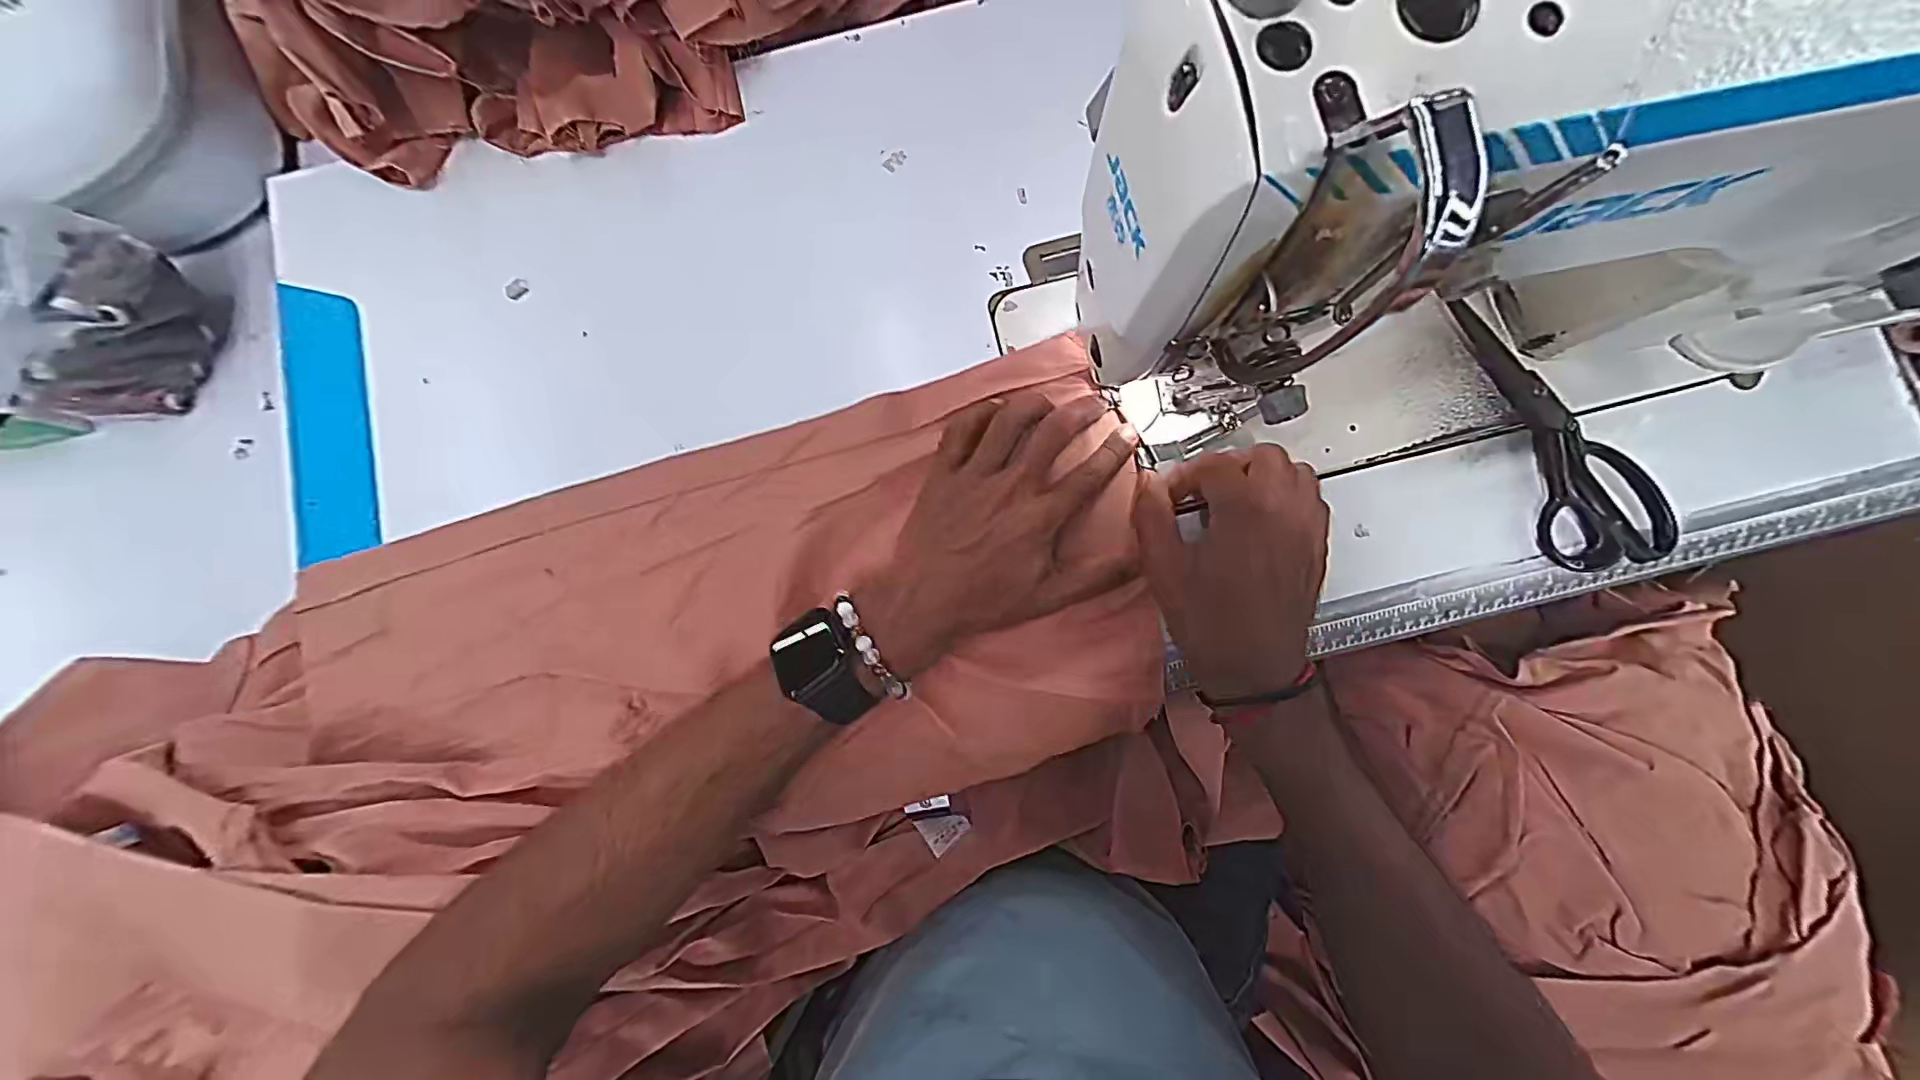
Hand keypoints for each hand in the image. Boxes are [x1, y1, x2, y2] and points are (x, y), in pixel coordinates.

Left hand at [857, 391, 1139, 676]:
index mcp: (1039, 517)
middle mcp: (1010, 488)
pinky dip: (981, 413)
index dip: (1115, 448)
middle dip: (1082, 411)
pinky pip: (962, 428)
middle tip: (1096, 404)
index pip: (1089, 473)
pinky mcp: (944, 473)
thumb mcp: (1049, 597)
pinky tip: (995, 411)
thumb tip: (1139, 561)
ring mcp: (974, 476)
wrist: (924, 600)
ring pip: (1009, 420)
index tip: (1127, 432)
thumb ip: (1098, 577)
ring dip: (1035, 404)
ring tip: (1049, 403)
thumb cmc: (984, 600)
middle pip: (1053, 432)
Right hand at [1131, 444, 1329, 699]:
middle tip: (1204, 490)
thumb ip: (1151, 517)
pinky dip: (1286, 495)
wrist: (1253, 666)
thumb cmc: (1212, 626)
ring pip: (1294, 471)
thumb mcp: (1163, 568)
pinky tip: (1262, 517)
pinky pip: (1310, 499)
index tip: (1172, 494)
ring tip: (1234, 499)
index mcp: (1245, 511)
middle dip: (1228, 466)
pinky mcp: (1316, 545)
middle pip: (1261, 457)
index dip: (1185, 476)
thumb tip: (1150, 486)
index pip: (1215, 466)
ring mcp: (1306, 528)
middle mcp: (1283, 512)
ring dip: (1262, 476)